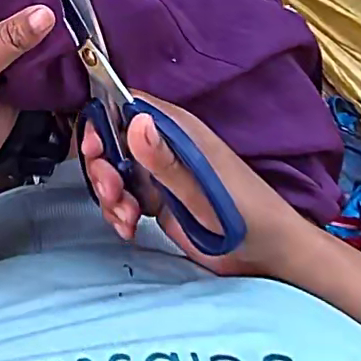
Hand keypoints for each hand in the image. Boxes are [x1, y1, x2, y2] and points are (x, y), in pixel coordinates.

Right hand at [80, 93, 321, 278]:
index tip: (93, 149)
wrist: (266, 253)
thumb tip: (134, 121)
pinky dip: (119, 212)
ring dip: (110, 195)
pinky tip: (130, 228)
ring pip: (116, 171)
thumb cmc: (243, 213)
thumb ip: (164, 159)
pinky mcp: (160, 199)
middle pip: (114, 141)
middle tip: (112, 194)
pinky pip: (125, 197)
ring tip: (126, 218)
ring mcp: (161, 173)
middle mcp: (166, 145)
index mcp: (177, 129)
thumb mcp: (199, 189)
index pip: (127, 106)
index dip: (103, 122)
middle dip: (102, 167)